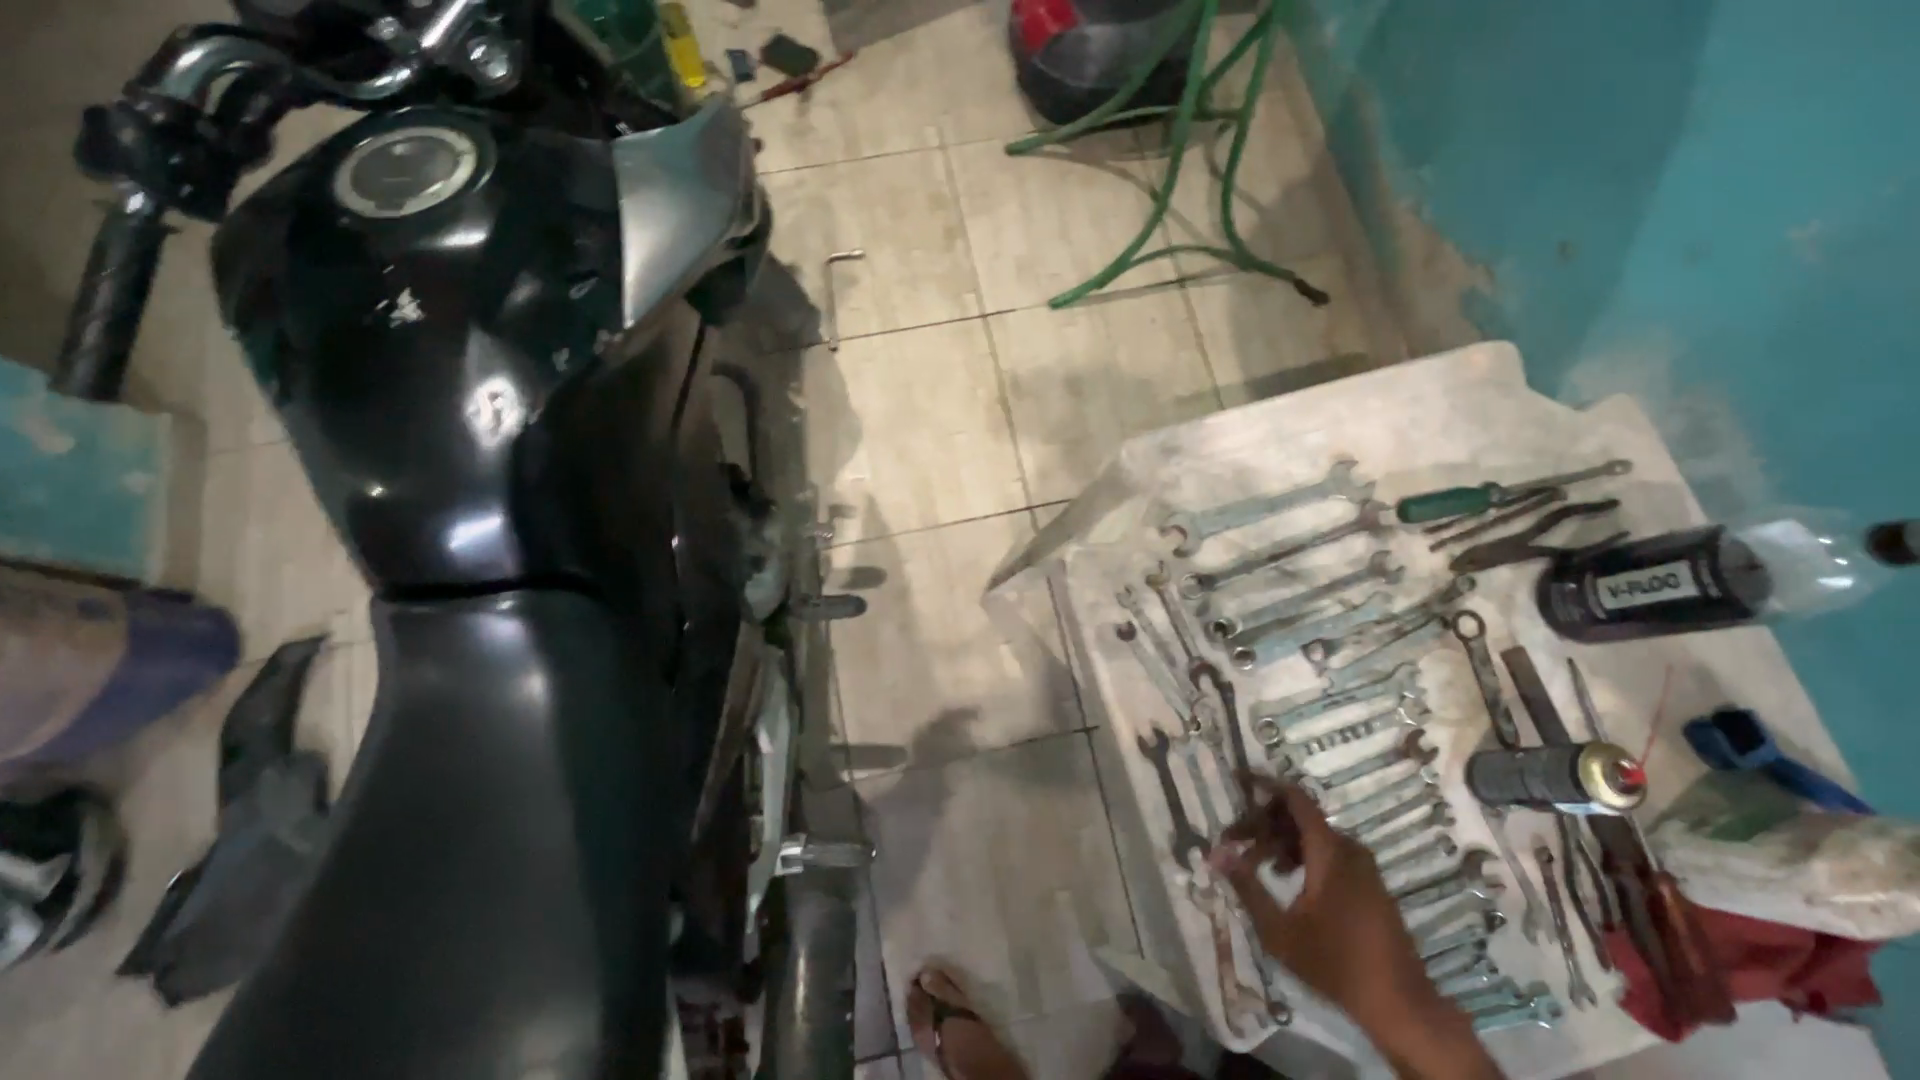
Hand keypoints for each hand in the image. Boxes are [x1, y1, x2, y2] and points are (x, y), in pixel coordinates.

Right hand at [1209, 775, 1502, 1079]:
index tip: (1238, 779)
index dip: (1265, 784)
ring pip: (1314, 836)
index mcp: (1329, 852)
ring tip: (1257, 868)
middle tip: (1234, 844)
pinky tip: (1286, 881)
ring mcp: (1364, 866)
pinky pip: (1330, 852)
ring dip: (1281, 843)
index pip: (1295, 798)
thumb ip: (1247, 886)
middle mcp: (1349, 849)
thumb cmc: (1334, 963)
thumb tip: (1216, 852)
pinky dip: (1303, 856)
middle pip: (1300, 817)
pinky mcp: (1370, 883)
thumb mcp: (1279, 930)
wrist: (1398, 1002)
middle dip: (1263, 824)